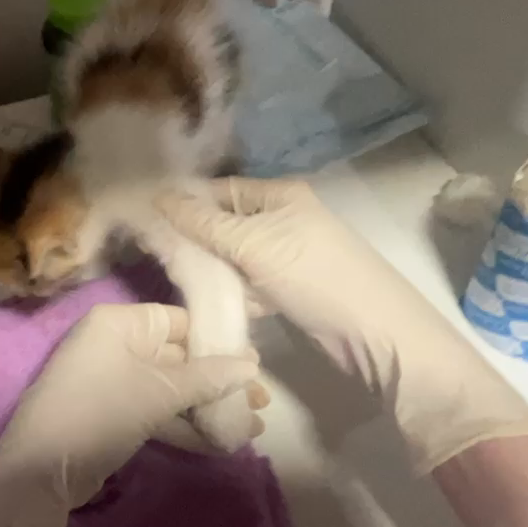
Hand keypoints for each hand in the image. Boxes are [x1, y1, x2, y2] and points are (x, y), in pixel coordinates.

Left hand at [0, 303, 265, 526]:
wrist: (43, 467)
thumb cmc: (101, 410)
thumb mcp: (158, 392)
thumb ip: (207, 377)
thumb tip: (252, 363)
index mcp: (119, 323)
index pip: (177, 321)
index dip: (216, 341)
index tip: (255, 365)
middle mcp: (116, 343)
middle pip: (177, 356)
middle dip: (219, 380)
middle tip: (261, 402)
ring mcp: (114, 380)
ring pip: (170, 387)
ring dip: (208, 407)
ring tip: (254, 426)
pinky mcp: (115, 414)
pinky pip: (158, 411)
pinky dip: (186, 424)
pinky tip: (224, 442)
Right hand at [159, 178, 527, 472]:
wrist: (377, 336)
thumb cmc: (313, 276)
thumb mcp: (251, 244)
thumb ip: (201, 223)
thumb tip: (157, 196)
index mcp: (279, 194)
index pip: (218, 190)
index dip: (185, 204)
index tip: (150, 223)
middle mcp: (283, 217)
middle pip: (224, 223)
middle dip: (198, 242)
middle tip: (167, 259)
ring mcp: (288, 252)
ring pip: (234, 255)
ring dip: (216, 271)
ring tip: (196, 285)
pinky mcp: (291, 285)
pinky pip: (250, 280)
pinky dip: (237, 291)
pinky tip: (231, 305)